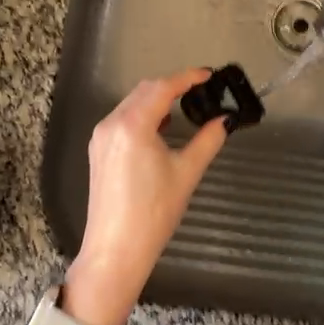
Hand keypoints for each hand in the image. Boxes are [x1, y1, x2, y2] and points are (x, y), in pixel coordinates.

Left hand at [65, 69, 228, 324]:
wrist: (116, 250)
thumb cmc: (154, 212)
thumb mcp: (186, 173)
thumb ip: (208, 141)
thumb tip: (225, 121)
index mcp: (133, 124)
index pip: (163, 88)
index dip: (188, 77)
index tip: (209, 75)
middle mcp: (112, 123)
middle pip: (145, 91)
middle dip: (172, 86)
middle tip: (200, 90)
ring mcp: (101, 137)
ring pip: (131, 104)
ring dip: (156, 100)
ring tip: (184, 107)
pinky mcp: (98, 151)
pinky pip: (122, 119)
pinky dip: (142, 115)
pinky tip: (160, 128)